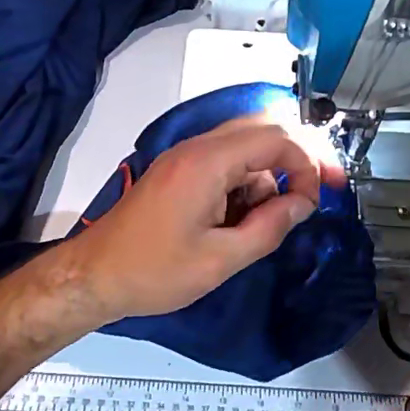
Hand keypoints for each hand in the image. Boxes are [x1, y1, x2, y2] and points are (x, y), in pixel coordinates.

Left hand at [51, 120, 345, 327]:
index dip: (307, 164)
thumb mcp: (221, 260)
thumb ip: (270, 228)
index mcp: (207, 162)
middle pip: (261, 134)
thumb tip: (302, 204)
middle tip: (314, 196)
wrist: (93, 276)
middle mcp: (196, 149)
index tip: (316, 201)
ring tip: (264, 225)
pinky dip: (243, 186)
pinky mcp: (177, 173)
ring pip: (244, 150)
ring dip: (266, 179)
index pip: (275, 138)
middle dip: (295, 162)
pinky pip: (224, 165)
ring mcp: (184, 158)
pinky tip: (239, 222)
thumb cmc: (153, 272)